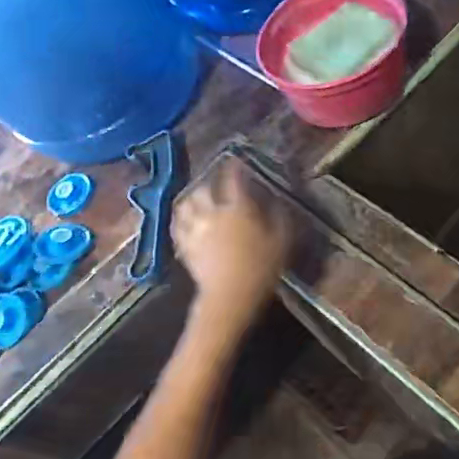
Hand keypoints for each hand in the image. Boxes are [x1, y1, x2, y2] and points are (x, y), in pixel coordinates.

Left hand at [172, 159, 293, 338]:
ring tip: (197, 197)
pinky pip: (176, 225)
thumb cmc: (261, 269)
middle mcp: (213, 212)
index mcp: (238, 208)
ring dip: (191, 196)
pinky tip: (184, 218)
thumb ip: (279, 217)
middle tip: (217, 182)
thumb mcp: (282, 242)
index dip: (235, 167)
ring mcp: (195, 228)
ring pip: (186, 203)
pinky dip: (179, 218)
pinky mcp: (184, 245)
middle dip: (210, 182)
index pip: (234, 179)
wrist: (230, 297)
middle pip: (204, 188)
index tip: (236, 160)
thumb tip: (276, 201)